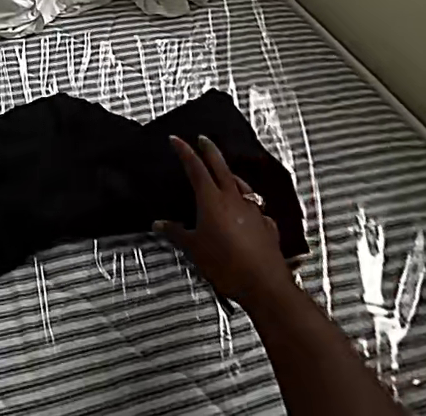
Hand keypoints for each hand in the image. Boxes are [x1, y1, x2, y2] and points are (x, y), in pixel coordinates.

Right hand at [154, 135, 293, 310]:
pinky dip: (249, 204)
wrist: (265, 286)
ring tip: (226, 172)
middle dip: (210, 150)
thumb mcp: (194, 250)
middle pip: (220, 166)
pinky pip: (257, 208)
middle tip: (203, 139)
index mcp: (212, 199)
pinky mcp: (267, 226)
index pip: (195, 168)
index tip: (176, 139)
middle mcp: (233, 198)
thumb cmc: (225, 265)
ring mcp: (253, 210)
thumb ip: (176, 233)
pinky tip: (249, 211)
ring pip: (241, 184)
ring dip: (231, 174)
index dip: (185, 151)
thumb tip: (158, 224)